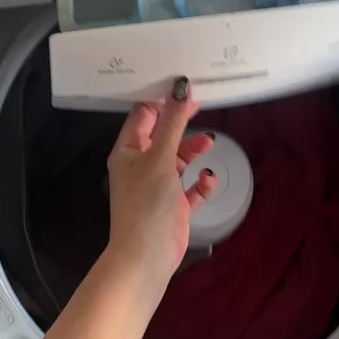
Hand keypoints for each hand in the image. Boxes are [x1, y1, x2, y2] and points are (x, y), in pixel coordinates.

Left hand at [105, 76, 219, 276]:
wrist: (146, 255)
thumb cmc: (146, 203)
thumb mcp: (159, 157)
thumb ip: (173, 123)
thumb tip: (181, 88)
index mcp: (128, 152)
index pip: (143, 116)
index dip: (162, 99)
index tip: (184, 83)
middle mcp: (141, 166)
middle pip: (163, 135)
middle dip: (182, 122)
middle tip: (204, 103)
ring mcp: (158, 187)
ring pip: (178, 160)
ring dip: (193, 150)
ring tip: (209, 142)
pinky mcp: (174, 207)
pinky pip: (191, 188)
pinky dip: (200, 182)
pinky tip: (208, 178)